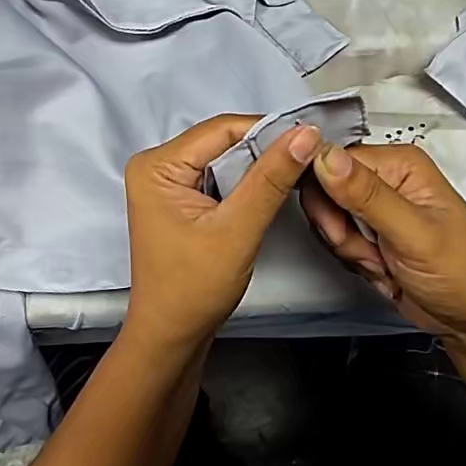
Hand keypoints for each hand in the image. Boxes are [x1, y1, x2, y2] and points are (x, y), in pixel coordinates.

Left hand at [123, 115, 321, 349]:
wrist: (172, 335)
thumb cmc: (191, 290)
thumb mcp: (237, 229)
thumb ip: (271, 179)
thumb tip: (303, 136)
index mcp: (156, 166)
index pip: (221, 129)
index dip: (267, 130)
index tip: (309, 137)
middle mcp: (156, 166)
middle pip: (222, 140)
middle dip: (265, 149)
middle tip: (308, 156)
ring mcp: (166, 183)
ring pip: (224, 157)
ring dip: (258, 166)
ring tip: (295, 172)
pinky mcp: (180, 198)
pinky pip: (219, 175)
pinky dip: (247, 182)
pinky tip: (269, 191)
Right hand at [299, 142, 465, 341]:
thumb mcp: (414, 234)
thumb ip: (366, 194)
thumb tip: (327, 157)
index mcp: (399, 163)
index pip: (330, 161)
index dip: (326, 196)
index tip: (341, 226)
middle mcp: (386, 179)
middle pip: (324, 189)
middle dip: (338, 228)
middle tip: (368, 247)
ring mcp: (375, 207)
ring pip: (326, 218)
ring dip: (347, 248)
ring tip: (382, 260)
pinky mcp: (369, 232)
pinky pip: (334, 238)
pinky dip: (352, 259)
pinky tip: (381, 267)